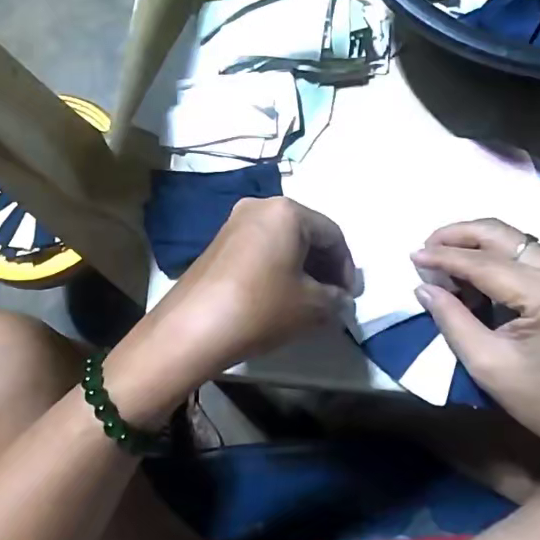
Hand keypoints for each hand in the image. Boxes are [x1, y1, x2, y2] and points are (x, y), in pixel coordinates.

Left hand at [145, 197, 355, 384]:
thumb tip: (340, 300)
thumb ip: (336, 299)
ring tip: (310, 301)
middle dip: (324, 266)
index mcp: (287, 211)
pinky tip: (280, 297)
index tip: (349, 297)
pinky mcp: (218, 245)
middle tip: (333, 298)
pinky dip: (278, 269)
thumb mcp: (312, 307)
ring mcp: (234, 224)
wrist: (191, 331)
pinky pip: (261, 250)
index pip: (332, 234)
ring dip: (302, 268)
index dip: (346, 267)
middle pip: (306, 233)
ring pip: (283, 242)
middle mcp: (259, 207)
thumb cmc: (260, 308)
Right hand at [411, 219, 539, 459]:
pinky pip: (525, 253)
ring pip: (513, 239)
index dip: (445, 257)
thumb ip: (452, 319)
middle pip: (502, 235)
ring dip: (476, 243)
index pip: (486, 263)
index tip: (413, 256)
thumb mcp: (486, 363)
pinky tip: (470, 270)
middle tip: (426, 247)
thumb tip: (424, 286)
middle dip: (459, 235)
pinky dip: (494, 256)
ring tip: (442, 258)